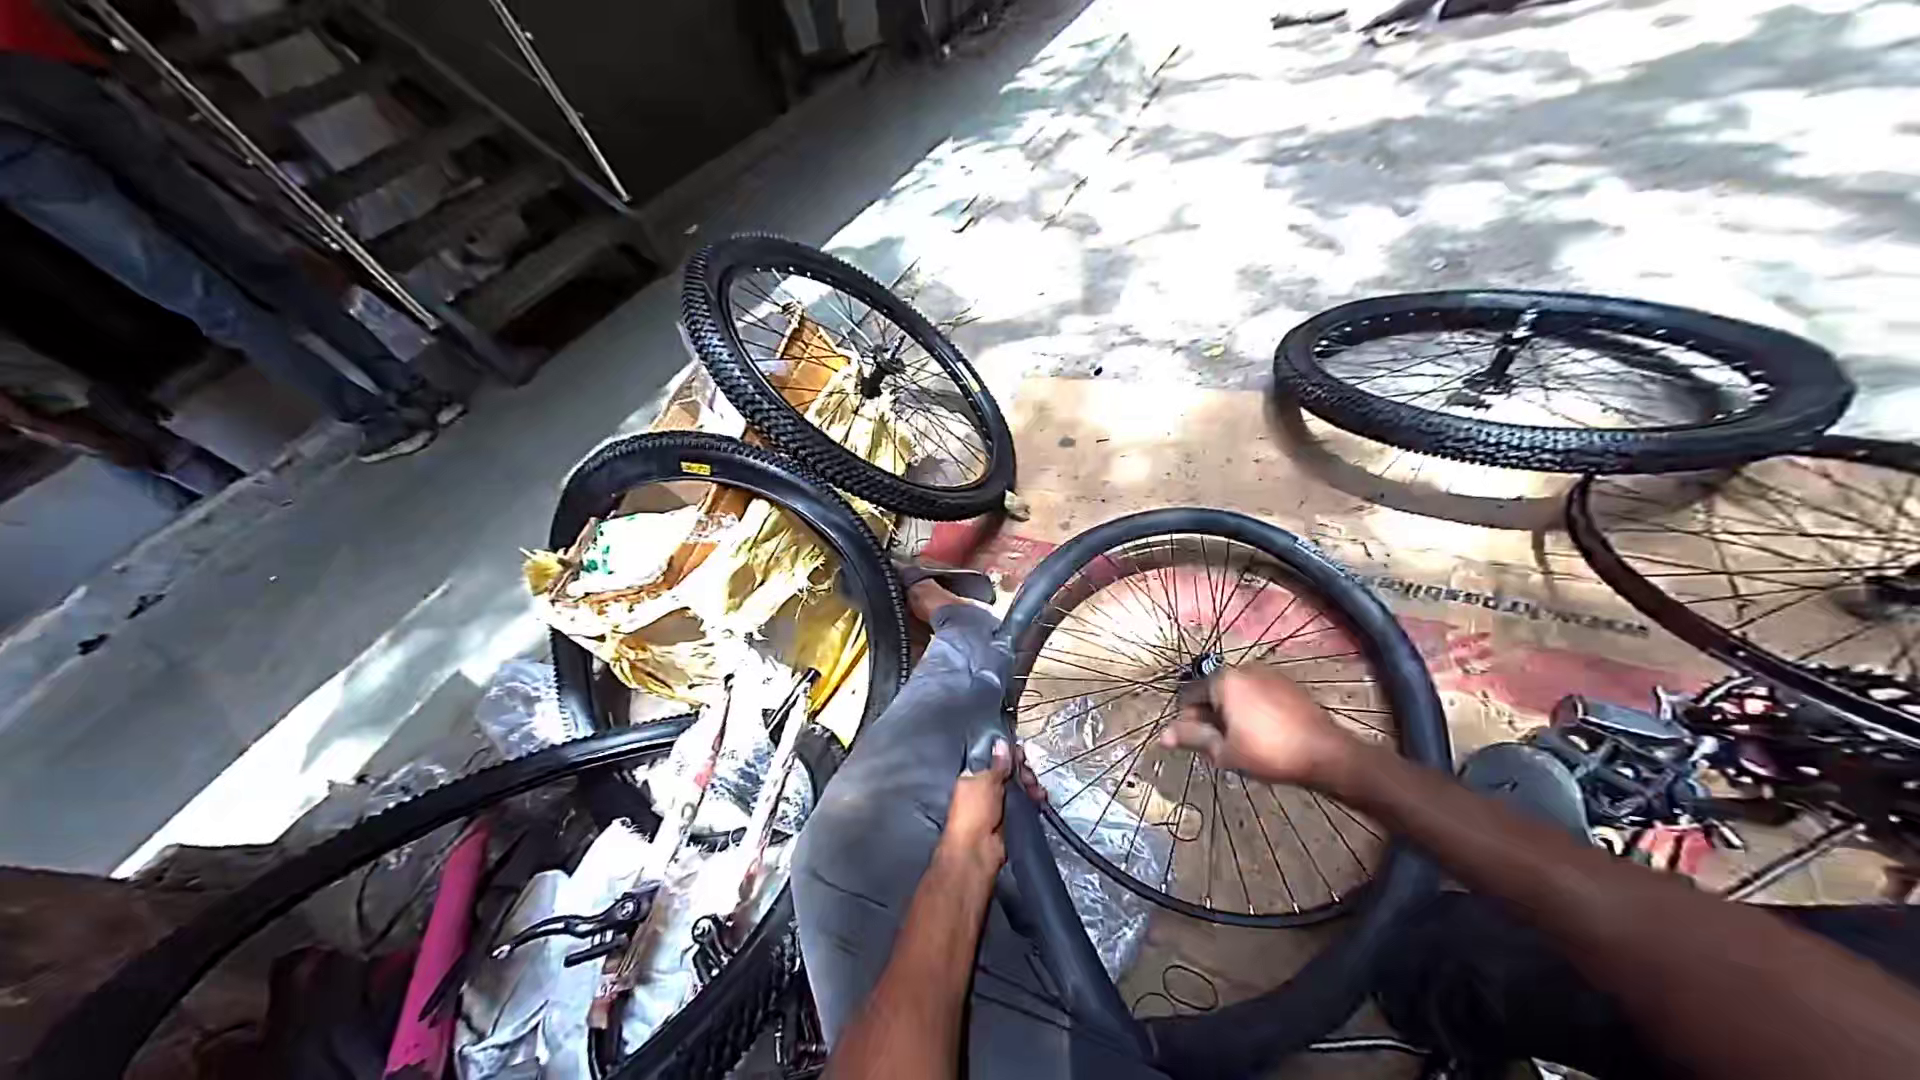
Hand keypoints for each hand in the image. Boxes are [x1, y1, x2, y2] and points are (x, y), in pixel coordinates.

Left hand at [938, 738, 1045, 874]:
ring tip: (1036, 790)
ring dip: (1030, 785)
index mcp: (974, 777)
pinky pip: (1025, 802)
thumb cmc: (974, 812)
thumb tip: (1001, 743)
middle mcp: (986, 789)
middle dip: (1022, 771)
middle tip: (1028, 776)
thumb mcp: (985, 782)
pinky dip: (1033, 799)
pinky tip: (1040, 798)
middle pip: (1010, 772)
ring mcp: (1000, 804)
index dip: (1008, 755)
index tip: (1021, 754)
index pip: (994, 759)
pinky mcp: (1012, 817)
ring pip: (1020, 787)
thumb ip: (997, 764)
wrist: (977, 851)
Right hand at [1159, 666, 1359, 787]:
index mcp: (1223, 680)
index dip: (1187, 721)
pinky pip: (1258, 694)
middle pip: (1213, 693)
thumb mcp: (1224, 751)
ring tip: (1242, 742)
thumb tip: (1163, 736)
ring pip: (1236, 694)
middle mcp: (1243, 669)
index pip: (1188, 696)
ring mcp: (1268, 674)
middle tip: (1220, 746)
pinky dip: (1252, 710)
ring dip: (1231, 714)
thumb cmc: (1269, 752)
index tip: (1197, 744)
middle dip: (1211, 718)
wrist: (1327, 754)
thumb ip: (1191, 738)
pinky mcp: (1288, 684)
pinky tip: (1263, 734)